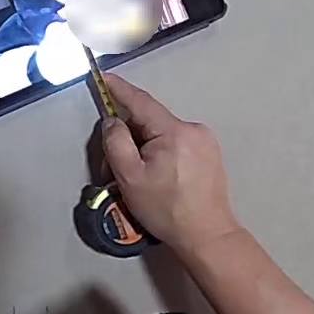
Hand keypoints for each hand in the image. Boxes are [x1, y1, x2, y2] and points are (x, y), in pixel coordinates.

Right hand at [98, 75, 241, 253]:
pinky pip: (176, 144)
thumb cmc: (168, 210)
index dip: (118, 89)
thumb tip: (112, 122)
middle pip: (149, 122)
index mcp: (174, 132)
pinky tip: (158, 179)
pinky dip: (161, 154)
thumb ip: (116, 142)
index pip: (140, 102)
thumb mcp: (130, 177)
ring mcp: (205, 142)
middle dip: (129, 138)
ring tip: (140, 179)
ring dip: (145, 149)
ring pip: (162, 134)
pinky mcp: (209, 154)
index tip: (104, 78)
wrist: (207, 235)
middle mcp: (193, 130)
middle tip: (116, 167)